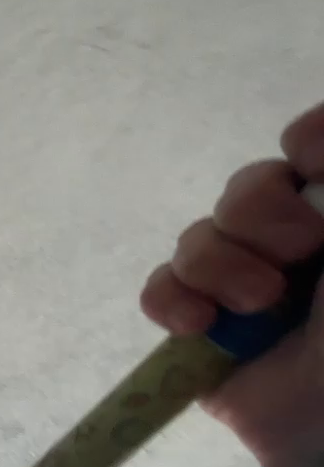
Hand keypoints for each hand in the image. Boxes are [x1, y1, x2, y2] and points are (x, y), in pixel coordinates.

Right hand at [140, 102, 323, 466]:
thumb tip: (314, 158)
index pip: (318, 141)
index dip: (311, 138)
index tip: (317, 164)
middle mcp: (304, 237)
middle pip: (251, 183)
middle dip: (258, 213)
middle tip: (297, 251)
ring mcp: (245, 279)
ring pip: (198, 236)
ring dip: (215, 267)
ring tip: (251, 307)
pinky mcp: (197, 318)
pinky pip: (158, 288)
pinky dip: (167, 303)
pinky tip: (195, 328)